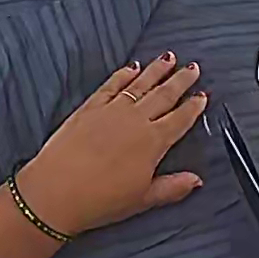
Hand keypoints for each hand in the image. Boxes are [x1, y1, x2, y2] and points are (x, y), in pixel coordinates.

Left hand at [15, 53, 206, 236]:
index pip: (180, 119)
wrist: (56, 192)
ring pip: (141, 84)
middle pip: (164, 95)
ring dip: (156, 70)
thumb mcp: (144, 199)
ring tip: (169, 57)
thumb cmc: (101, 200)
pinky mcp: (89, 108)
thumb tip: (196, 180)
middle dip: (181, 80)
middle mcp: (136, 120)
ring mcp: (112, 111)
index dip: (193, 107)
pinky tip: (132, 67)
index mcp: (153, 142)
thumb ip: (173, 187)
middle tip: (193, 68)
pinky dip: (123, 74)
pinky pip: (111, 85)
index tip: (202, 96)